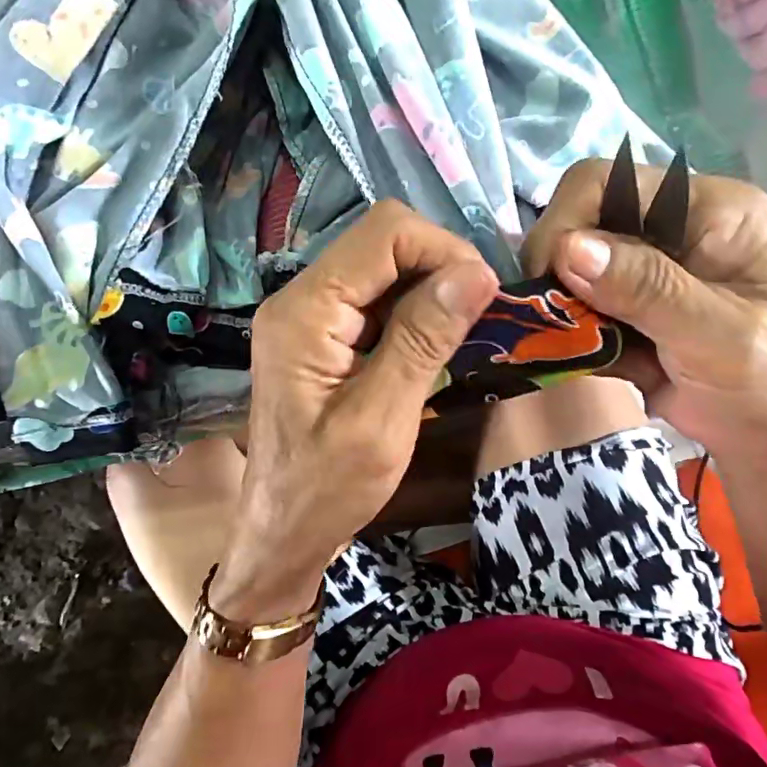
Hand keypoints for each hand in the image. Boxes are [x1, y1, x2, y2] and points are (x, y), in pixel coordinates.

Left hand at [220, 201, 497, 617]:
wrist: (282, 532)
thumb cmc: (326, 490)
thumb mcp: (382, 419)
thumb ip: (423, 340)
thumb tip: (477, 273)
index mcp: (304, 312)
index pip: (383, 234)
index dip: (443, 250)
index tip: (484, 295)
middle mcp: (298, 300)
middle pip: (380, 244)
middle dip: (438, 267)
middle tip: (479, 316)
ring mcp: (305, 318)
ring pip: (380, 271)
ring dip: (427, 291)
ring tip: (462, 333)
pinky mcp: (318, 339)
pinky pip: (371, 303)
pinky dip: (409, 314)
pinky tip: (432, 345)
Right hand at [522, 158, 766, 468]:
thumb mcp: (722, 336)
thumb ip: (648, 289)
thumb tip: (567, 248)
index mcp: (708, 211)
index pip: (606, 184)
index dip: (564, 225)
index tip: (549, 284)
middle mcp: (670, 230)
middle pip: (577, 224)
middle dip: (556, 273)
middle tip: (556, 323)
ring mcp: (646, 274)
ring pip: (567, 272)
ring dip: (557, 309)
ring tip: (571, 348)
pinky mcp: (627, 313)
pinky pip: (575, 311)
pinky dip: (566, 336)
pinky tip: (583, 361)